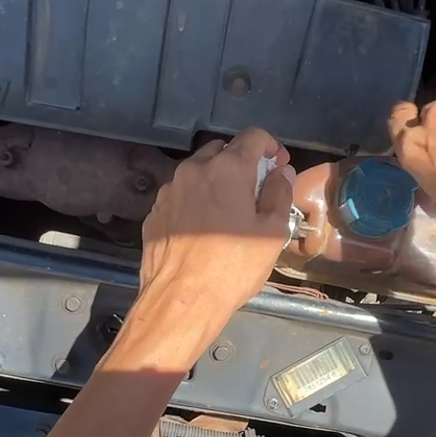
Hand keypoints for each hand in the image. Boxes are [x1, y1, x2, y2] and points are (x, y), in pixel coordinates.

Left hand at [118, 128, 294, 368]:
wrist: (181, 300)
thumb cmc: (233, 266)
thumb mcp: (273, 232)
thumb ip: (280, 193)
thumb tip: (281, 172)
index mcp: (227, 169)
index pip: (253, 136)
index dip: (270, 146)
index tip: (278, 165)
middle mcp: (194, 170)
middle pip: (222, 150)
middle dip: (241, 163)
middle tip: (255, 190)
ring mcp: (169, 191)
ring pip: (197, 172)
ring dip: (216, 181)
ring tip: (227, 212)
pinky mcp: (154, 213)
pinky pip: (180, 195)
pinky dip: (194, 201)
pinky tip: (202, 229)